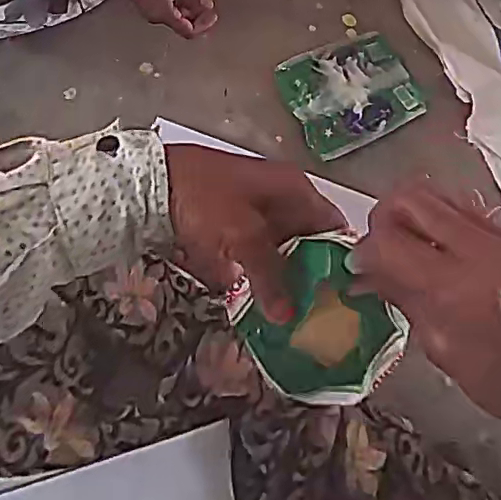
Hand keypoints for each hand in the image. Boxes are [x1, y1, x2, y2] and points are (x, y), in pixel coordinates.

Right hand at [126, 0, 217, 37]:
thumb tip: (207, 6)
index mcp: (164, 16)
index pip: (189, 31)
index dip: (203, 25)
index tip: (212, 13)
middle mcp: (160, 18)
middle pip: (187, 25)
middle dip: (201, 15)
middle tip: (210, 3)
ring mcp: (157, 11)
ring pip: (182, 15)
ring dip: (196, 7)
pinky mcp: (155, 3)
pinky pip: (174, 7)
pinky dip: (186, 2)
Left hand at [165, 143, 346, 321]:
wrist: (155, 182)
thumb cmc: (208, 200)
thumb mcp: (243, 237)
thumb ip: (269, 275)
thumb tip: (288, 317)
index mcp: (295, 190)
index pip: (334, 224)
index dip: (342, 257)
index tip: (345, 293)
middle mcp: (284, 198)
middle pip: (310, 240)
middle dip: (313, 274)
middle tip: (321, 311)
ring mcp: (258, 211)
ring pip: (284, 250)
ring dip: (286, 278)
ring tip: (295, 315)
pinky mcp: (236, 225)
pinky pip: (258, 253)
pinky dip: (261, 274)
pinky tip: (262, 303)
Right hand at [349, 185, 500, 430]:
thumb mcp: (441, 349)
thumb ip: (402, 299)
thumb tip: (365, 272)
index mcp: (456, 287)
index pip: (391, 240)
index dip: (364, 247)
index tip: (358, 263)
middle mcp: (478, 248)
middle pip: (411, 198)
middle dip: (383, 215)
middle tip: (378, 243)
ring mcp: (497, 235)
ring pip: (436, 193)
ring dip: (410, 212)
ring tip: (404, 242)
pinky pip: (460, 206)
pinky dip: (437, 217)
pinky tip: (434, 246)